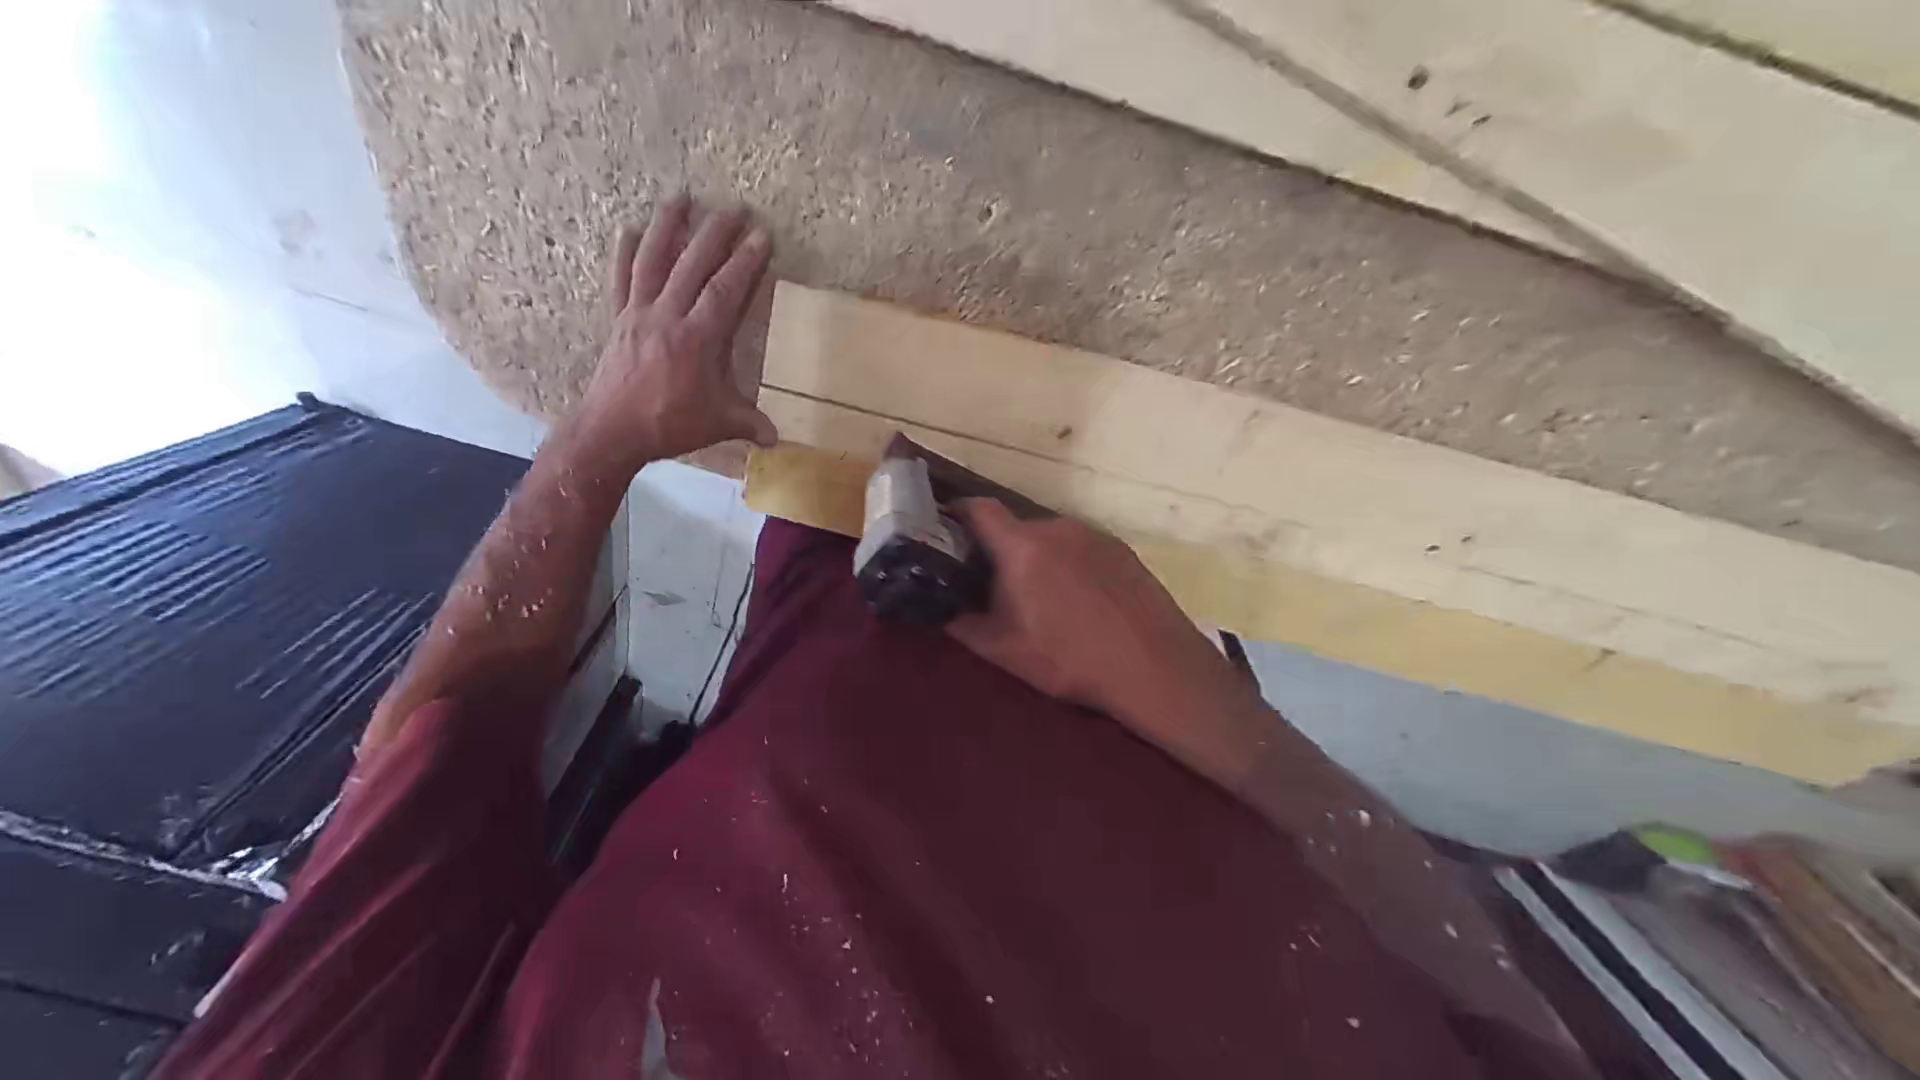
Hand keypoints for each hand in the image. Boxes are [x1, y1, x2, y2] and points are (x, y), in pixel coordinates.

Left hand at [569, 194, 777, 471]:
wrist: (612, 431)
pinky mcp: (619, 320)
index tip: (761, 235)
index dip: (745, 261)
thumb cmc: (670, 425)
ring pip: (654, 260)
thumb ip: (751, 423)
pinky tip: (631, 229)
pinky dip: (626, 252)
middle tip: (735, 208)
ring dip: (669, 227)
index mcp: (698, 338)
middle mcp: (668, 316)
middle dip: (716, 233)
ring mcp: (639, 314)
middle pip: (693, 264)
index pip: (725, 290)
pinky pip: (622, 278)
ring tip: (681, 197)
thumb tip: (778, 437)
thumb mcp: (720, 424)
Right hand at [946, 499, 1246, 725]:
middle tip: (997, 589)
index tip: (946, 530)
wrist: (1155, 667)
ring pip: (1050, 540)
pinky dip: (1069, 565)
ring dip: (1037, 560)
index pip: (978, 508)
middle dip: (1001, 553)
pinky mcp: (1121, 549)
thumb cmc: (1070, 659)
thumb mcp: (1004, 650)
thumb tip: (939, 609)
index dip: (957, 513)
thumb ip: (962, 625)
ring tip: (1045, 601)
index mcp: (1022, 547)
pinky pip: (1080, 548)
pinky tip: (1082, 602)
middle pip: (1015, 529)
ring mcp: (1094, 536)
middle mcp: (1057, 528)